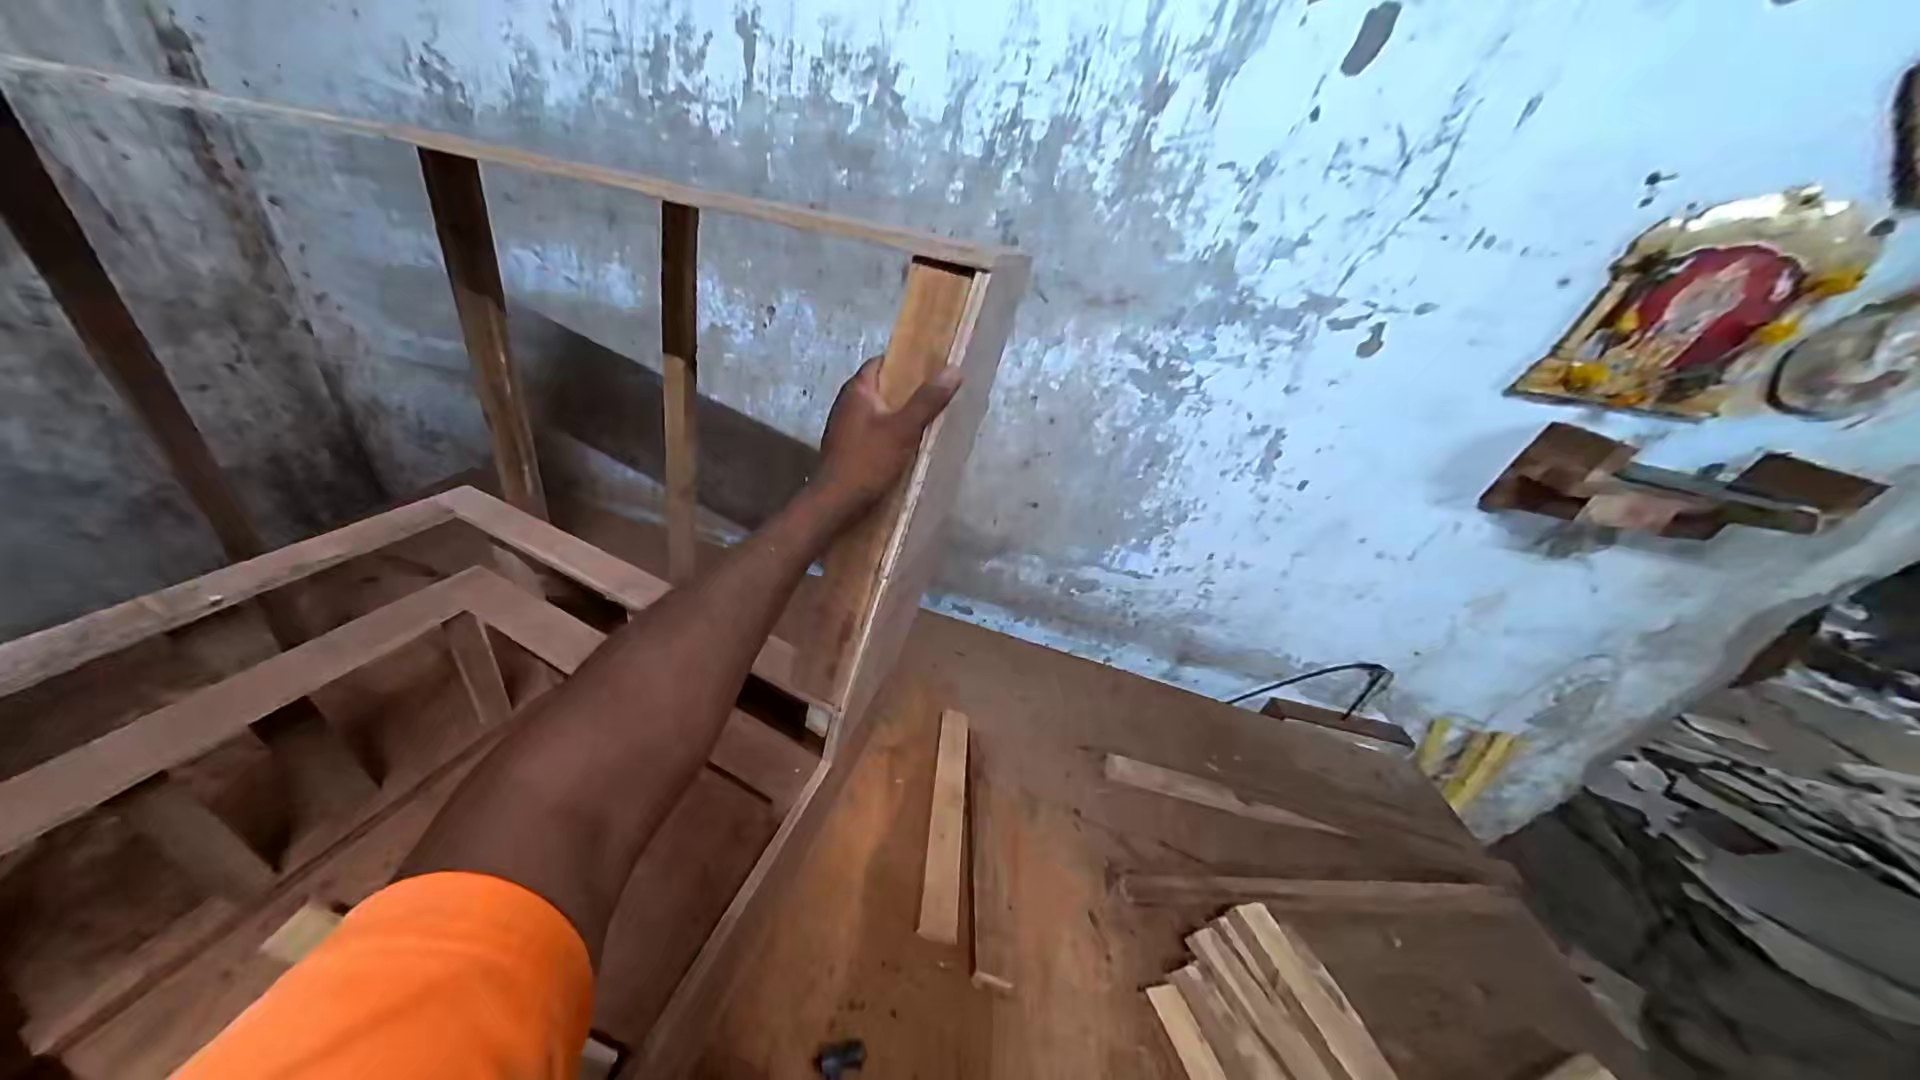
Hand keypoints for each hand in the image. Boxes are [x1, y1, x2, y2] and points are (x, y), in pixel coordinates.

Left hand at [812, 355, 961, 512]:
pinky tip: (910, 444)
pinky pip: (875, 431)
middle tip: (938, 394)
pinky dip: (892, 433)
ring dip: (901, 414)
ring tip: (930, 418)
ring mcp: (846, 427)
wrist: (836, 503)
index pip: (882, 362)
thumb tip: (954, 369)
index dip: (906, 362)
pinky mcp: (849, 448)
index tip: (933, 368)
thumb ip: (927, 400)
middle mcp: (847, 403)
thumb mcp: (903, 429)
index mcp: (856, 390)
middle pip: (883, 388)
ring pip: (880, 411)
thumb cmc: (867, 461)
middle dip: (908, 390)